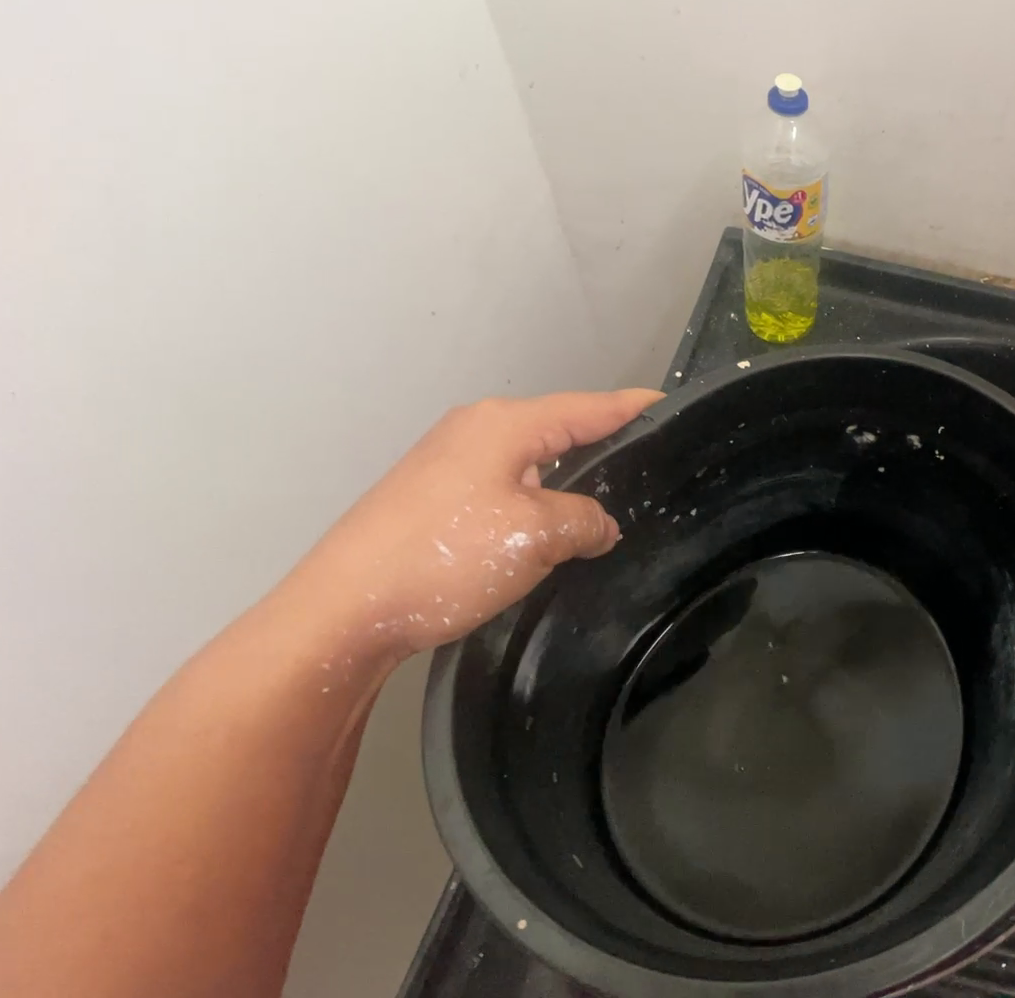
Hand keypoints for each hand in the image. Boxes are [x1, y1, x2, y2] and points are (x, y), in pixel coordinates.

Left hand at [277, 389, 662, 660]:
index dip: (632, 408)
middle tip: (650, 460)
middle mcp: (477, 430)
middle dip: (604, 440)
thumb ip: (585, 520)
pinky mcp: (436, 494)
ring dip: (570, 475)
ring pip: (533, 458)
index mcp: (505, 425)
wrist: (345, 609)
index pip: (588, 407)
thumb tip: (600, 525)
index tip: (668, 405)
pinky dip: (540, 494)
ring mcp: (450, 461)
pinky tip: (554, 521)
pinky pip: (509, 481)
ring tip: (611, 495)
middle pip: (560, 427)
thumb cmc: (446, 558)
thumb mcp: (537, 536)